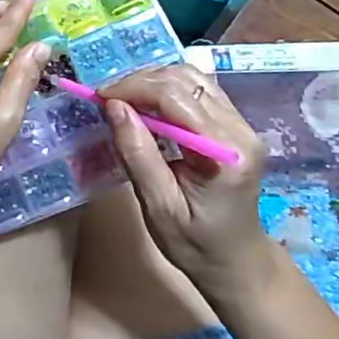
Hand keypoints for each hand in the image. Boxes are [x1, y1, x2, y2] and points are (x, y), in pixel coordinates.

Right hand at [101, 64, 276, 294]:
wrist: (236, 262)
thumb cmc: (196, 243)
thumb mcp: (159, 205)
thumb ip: (137, 153)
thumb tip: (113, 106)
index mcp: (225, 151)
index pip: (175, 97)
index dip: (133, 88)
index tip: (99, 97)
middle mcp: (239, 129)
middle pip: (183, 80)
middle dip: (138, 82)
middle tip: (107, 100)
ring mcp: (239, 123)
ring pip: (189, 77)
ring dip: (150, 81)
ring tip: (124, 101)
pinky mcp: (231, 122)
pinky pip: (195, 88)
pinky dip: (164, 88)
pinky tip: (146, 105)